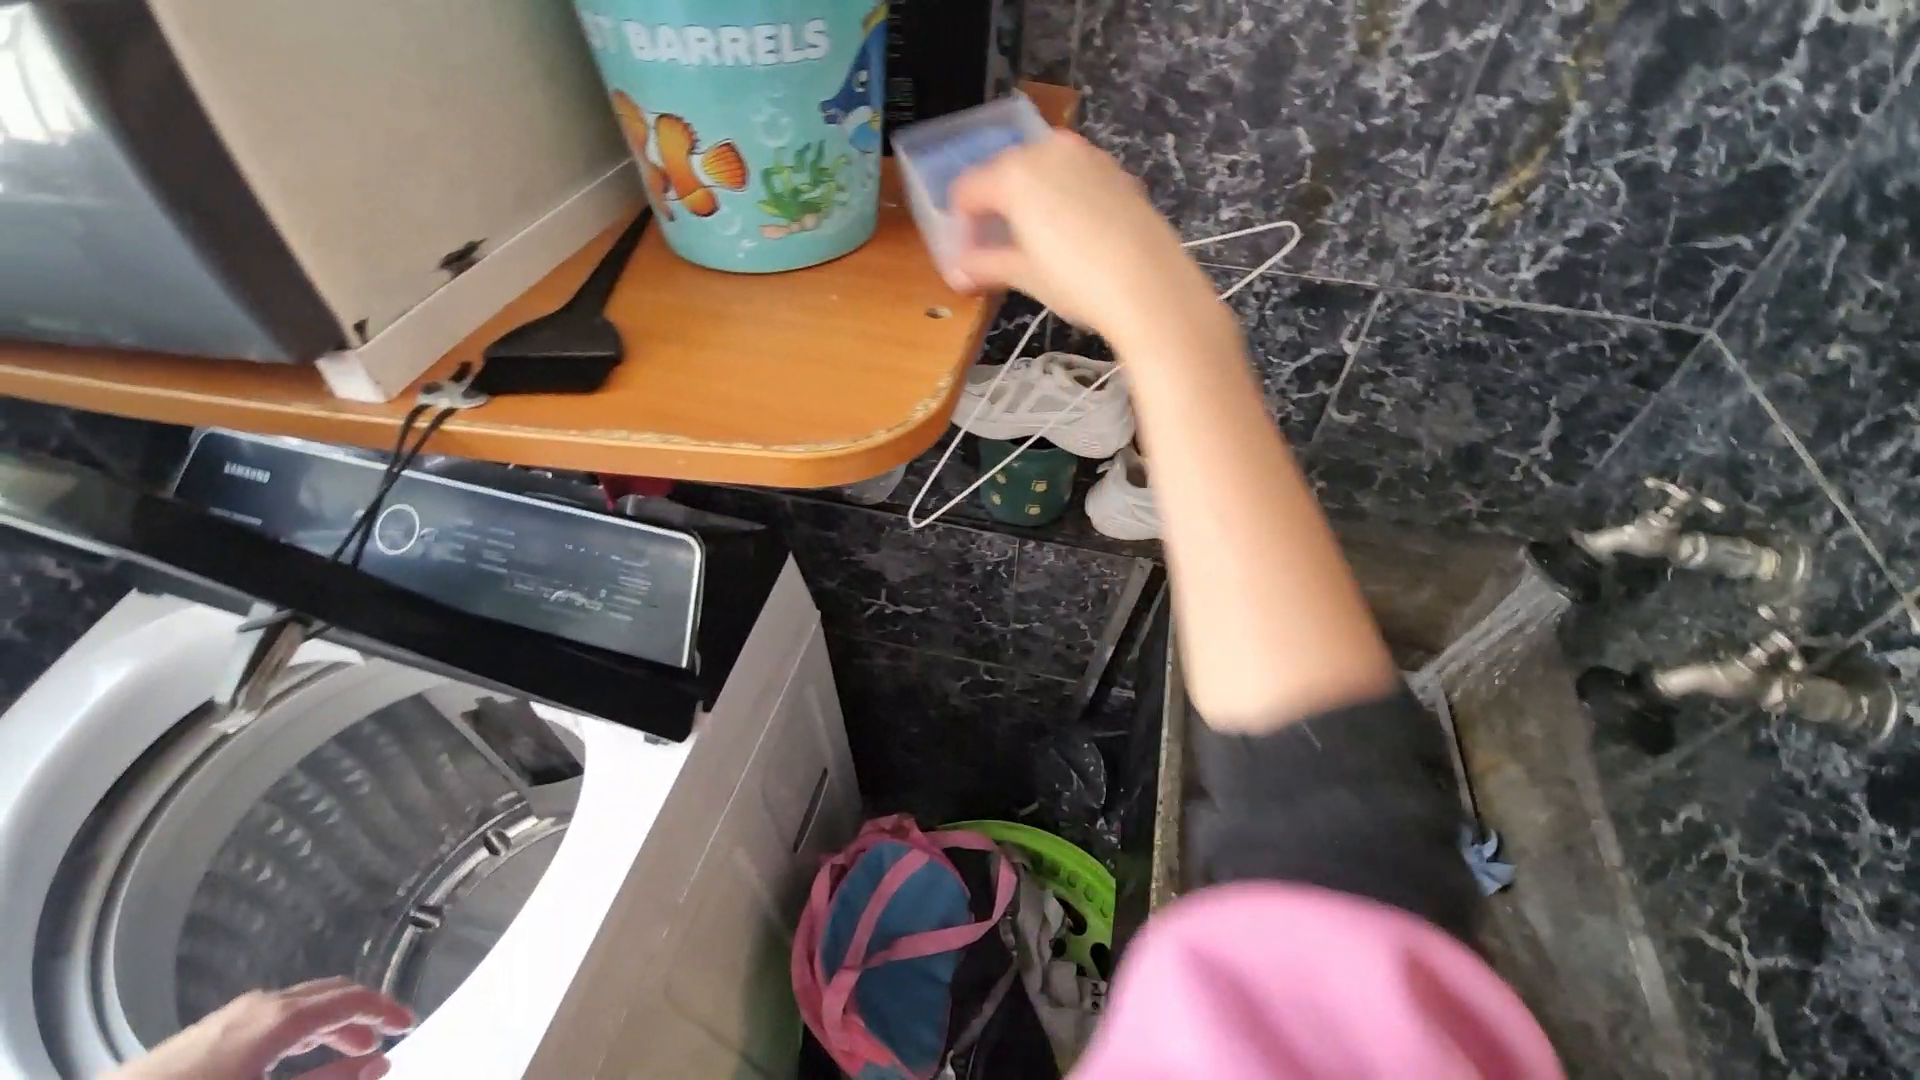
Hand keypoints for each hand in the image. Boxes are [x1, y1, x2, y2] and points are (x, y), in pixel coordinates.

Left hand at [105, 977, 413, 1079]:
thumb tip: (377, 1064)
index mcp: (282, 1017)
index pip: (352, 998)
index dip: (385, 1010)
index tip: (408, 1026)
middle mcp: (264, 1004)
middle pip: (330, 993)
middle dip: (361, 1015)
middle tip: (381, 1042)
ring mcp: (233, 1015)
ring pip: (302, 1005)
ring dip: (332, 1024)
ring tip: (346, 1054)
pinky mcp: (210, 1032)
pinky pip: (276, 1017)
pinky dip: (304, 1029)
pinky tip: (297, 1056)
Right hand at [946, 131, 1222, 347]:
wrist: (1151, 286)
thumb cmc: (1078, 281)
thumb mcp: (1024, 275)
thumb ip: (985, 265)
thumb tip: (960, 271)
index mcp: (1014, 173)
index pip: (967, 191)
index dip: (961, 227)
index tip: (966, 257)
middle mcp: (1047, 151)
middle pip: (1002, 174)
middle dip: (993, 210)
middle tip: (994, 251)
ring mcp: (1085, 156)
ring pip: (1040, 172)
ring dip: (1027, 202)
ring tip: (1032, 245)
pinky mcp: (1115, 170)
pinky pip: (1072, 177)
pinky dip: (1060, 198)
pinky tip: (1069, 236)